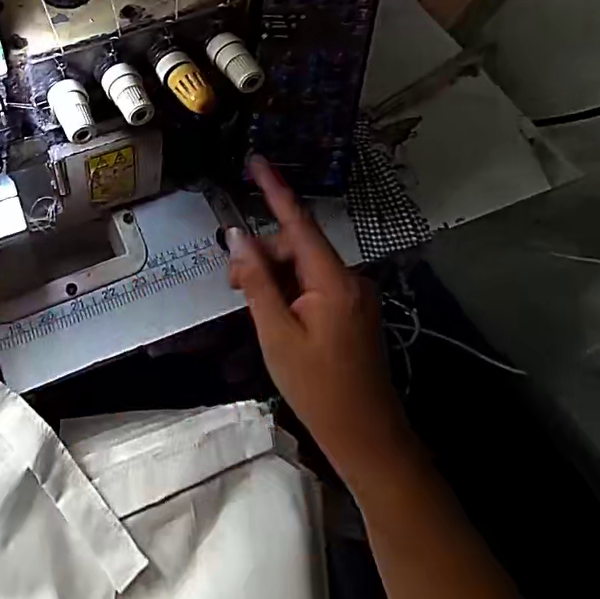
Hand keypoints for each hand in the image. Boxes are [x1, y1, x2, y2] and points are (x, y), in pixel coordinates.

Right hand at [228, 155, 408, 479]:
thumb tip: (236, 236)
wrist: (368, 438)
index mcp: (333, 281)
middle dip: (262, 255)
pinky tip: (273, 311)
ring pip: (303, 266)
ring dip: (273, 276)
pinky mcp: (352, 310)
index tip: (256, 160)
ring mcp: (354, 295)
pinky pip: (314, 284)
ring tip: (251, 304)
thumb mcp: (275, 333)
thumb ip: (255, 280)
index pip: (298, 223)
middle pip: (296, 247)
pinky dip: (289, 289)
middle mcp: (349, 279)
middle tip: (231, 282)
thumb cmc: (318, 388)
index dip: (275, 189)